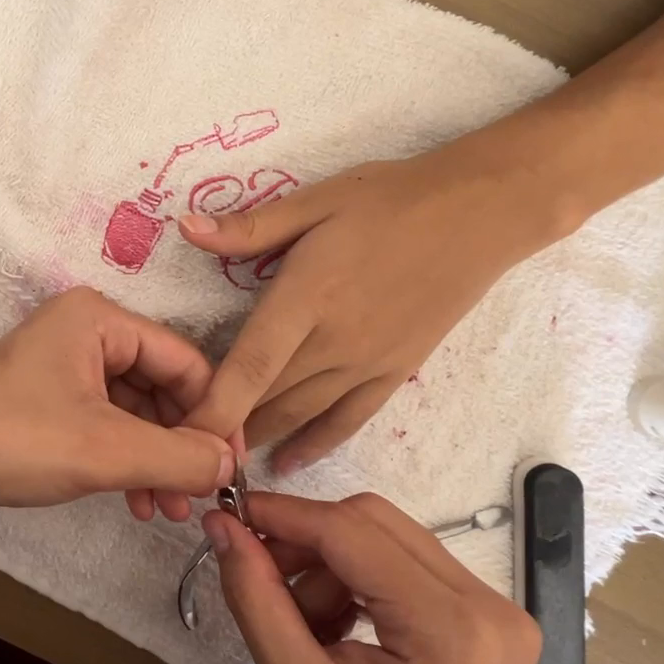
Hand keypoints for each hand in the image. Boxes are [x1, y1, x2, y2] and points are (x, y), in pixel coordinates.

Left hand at [0, 288, 235, 513]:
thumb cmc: (15, 443)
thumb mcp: (107, 451)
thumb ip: (179, 457)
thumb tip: (230, 462)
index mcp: (98, 317)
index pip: (184, 360)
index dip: (212, 415)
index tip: (232, 468)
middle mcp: (84, 327)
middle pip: (160, 384)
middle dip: (179, 444)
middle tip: (198, 497)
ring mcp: (65, 360)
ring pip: (135, 408)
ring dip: (154, 458)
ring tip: (167, 510)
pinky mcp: (50, 393)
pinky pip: (107, 420)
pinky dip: (125, 457)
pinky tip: (136, 500)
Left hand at [181, 151, 559, 469]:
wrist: (481, 214)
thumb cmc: (388, 201)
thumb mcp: (312, 202)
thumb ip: (248, 227)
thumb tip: (185, 227)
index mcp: (305, 299)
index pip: (251, 365)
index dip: (215, 407)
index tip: (182, 437)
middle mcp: (333, 342)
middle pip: (269, 398)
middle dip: (225, 430)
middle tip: (184, 450)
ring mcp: (368, 364)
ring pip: (302, 415)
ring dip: (261, 440)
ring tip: (221, 461)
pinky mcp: (396, 373)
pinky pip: (349, 420)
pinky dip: (316, 444)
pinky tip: (288, 462)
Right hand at [206, 492, 539, 663]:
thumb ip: (256, 600)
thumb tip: (220, 524)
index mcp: (450, 629)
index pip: (350, 532)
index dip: (283, 514)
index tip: (227, 513)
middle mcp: (488, 604)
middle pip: (371, 521)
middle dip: (305, 537)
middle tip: (261, 571)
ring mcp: (497, 607)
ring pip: (386, 534)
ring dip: (329, 560)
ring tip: (304, 618)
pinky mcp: (490, 613)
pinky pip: (406, 559)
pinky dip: (357, 574)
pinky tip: (337, 619)